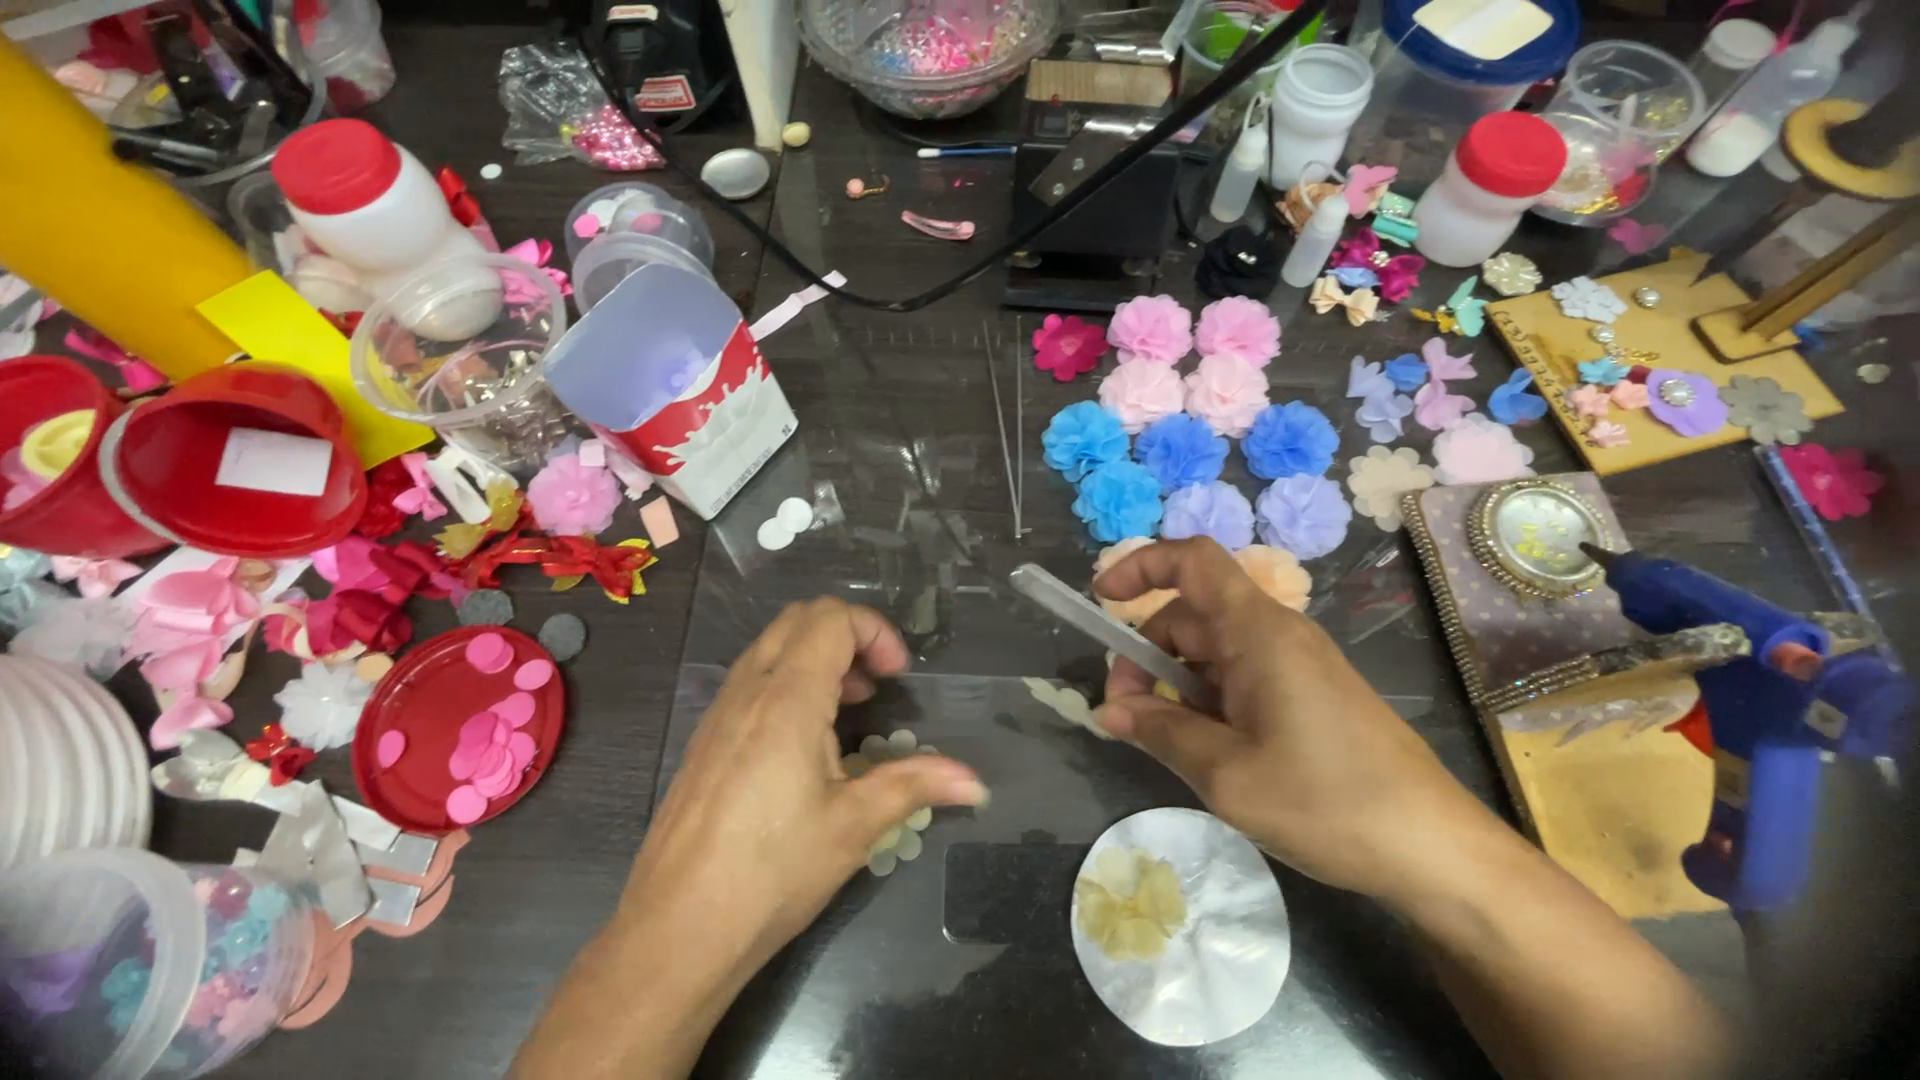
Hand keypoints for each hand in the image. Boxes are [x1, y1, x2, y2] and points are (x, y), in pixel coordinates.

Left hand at [620, 598, 987, 974]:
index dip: (875, 631)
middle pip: (799, 619)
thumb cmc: (773, 872)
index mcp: (788, 698)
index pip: (831, 619)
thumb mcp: (854, 826)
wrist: (677, 928)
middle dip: (848, 634)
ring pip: (770, 647)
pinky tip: (806, 744)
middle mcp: (748, 690)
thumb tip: (976, 783)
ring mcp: (719, 713)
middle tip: (878, 683)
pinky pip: (750, 680)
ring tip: (850, 708)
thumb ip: (915, 786)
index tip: (898, 677)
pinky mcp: (705, 740)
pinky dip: (788, 682)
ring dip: (817, 657)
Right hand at [1093, 538, 1503, 903]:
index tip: (1102, 603)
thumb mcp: (1226, 774)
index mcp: (1258, 632)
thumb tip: (1108, 710)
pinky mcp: (1310, 695)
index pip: (1193, 561)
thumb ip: (1159, 732)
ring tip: (1165, 744)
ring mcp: (1297, 665)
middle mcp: (1278, 634)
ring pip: (1213, 652)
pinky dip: (1208, 702)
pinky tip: (1208, 752)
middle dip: (1146, 655)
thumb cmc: (1327, 803)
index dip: (1141, 566)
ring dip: (1175, 686)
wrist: (1434, 849)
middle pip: (1191, 615)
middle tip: (1126, 717)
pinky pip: (1242, 679)